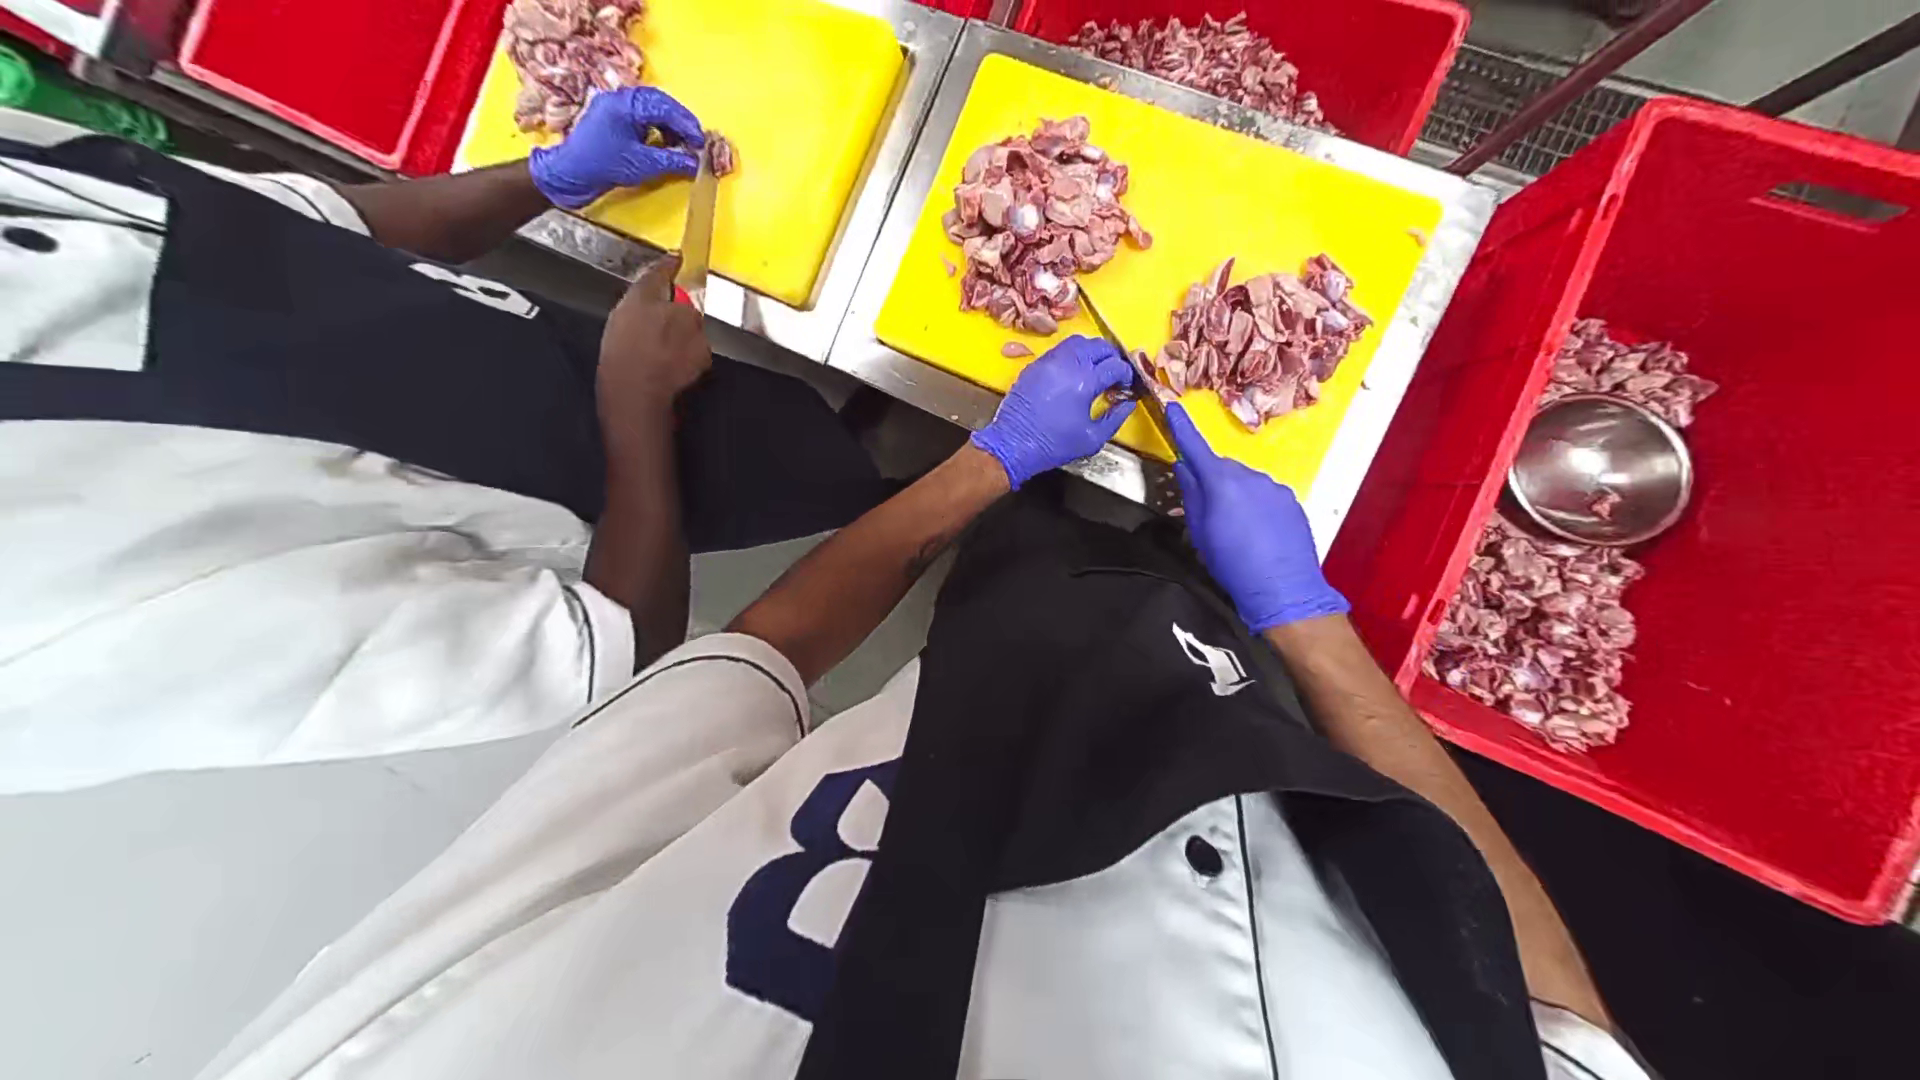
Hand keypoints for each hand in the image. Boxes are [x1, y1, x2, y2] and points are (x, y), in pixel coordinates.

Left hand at [529, 86, 705, 209]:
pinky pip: (643, 117)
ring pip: (652, 109)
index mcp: (624, 104)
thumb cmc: (604, 166)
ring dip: (671, 126)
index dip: (686, 124)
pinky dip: (659, 129)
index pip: (664, 107)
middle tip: (696, 142)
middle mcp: (619, 99)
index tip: (701, 142)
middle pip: (659, 102)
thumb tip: (695, 162)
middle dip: (681, 122)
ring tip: (682, 146)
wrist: (571, 173)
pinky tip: (666, 144)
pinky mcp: (615, 119)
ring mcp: (616, 107)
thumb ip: (673, 160)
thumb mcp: (643, 165)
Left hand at [598, 255, 710, 427]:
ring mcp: (617, 334)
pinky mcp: (617, 358)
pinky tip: (667, 365)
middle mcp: (624, 309)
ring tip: (681, 346)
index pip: (660, 272)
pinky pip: (642, 347)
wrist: (633, 396)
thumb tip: (688, 316)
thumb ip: (691, 318)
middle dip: (668, 303)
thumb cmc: (665, 359)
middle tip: (686, 311)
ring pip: (645, 323)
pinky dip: (655, 351)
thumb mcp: (692, 331)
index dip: (672, 265)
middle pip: (650, 299)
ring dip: (661, 330)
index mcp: (642, 296)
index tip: (678, 257)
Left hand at [970, 335, 1135, 489]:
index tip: (1125, 387)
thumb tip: (1128, 403)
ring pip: (1078, 342)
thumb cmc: (1054, 445)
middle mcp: (1067, 364)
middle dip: (1111, 358)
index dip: (1126, 375)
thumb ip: (1115, 418)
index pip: (1115, 365)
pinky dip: (1072, 356)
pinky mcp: (1034, 365)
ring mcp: (1048, 361)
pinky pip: (1059, 350)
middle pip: (1099, 345)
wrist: (1013, 445)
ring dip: (1091, 352)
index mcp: (1085, 381)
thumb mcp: (1093, 439)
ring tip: (1094, 371)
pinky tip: (1073, 374)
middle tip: (1113, 376)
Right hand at [1166, 404, 1348, 630]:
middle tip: (1205, 510)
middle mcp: (1251, 477)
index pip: (1196, 449)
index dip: (1182, 428)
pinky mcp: (1292, 503)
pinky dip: (1255, 505)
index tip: (1173, 409)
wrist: (1283, 589)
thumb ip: (1192, 495)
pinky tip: (1255, 532)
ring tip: (1233, 528)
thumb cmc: (1230, 563)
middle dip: (1212, 480)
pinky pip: (1265, 495)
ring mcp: (1276, 488)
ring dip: (1235, 495)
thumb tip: (1184, 467)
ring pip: (1245, 482)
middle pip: (1223, 468)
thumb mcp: (1200, 531)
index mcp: (1223, 483)